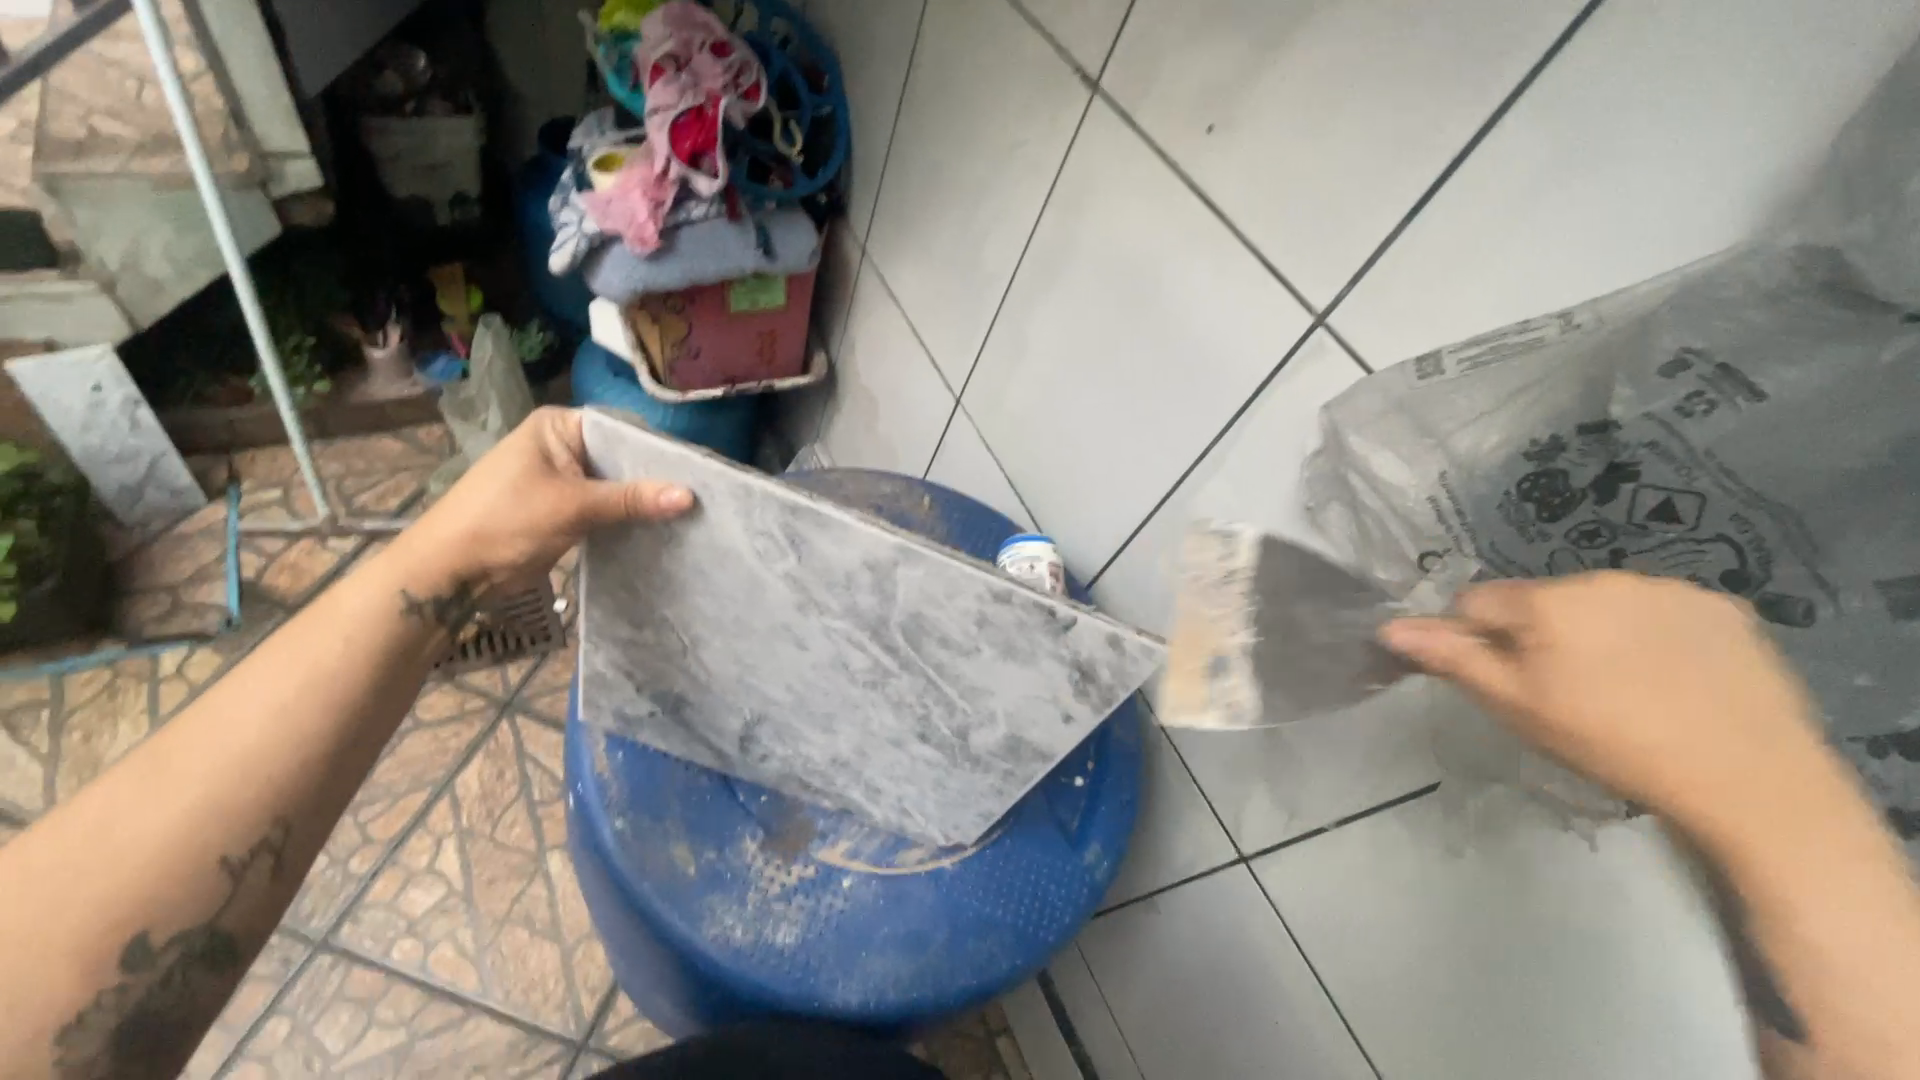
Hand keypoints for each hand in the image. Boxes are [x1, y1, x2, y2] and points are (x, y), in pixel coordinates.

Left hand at [393, 406, 694, 594]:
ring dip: (644, 500)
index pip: (622, 428)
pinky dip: (628, 516)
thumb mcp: (573, 506)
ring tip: (691, 513)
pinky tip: (661, 527)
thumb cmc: (505, 522)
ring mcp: (564, 478)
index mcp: (557, 426)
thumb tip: (690, 496)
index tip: (700, 470)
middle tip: (703, 495)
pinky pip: (607, 506)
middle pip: (623, 456)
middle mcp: (563, 445)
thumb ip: (632, 499)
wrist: (451, 570)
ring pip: (617, 484)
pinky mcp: (565, 509)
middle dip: (656, 477)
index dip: (660, 449)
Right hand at [1379, 571, 1830, 828]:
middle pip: (1537, 599)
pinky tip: (1669, 676)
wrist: (1749, 779)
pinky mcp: (1720, 605)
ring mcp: (1667, 588)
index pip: (1475, 602)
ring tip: (1621, 685)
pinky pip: (1657, 609)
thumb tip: (1388, 627)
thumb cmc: (1608, 742)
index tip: (1504, 680)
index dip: (1477, 639)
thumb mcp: (1515, 706)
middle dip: (1536, 633)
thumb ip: (1452, 657)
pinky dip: (1650, 633)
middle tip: (1562, 691)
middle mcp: (1601, 578)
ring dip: (1592, 630)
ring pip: (1597, 602)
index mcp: (1545, 601)